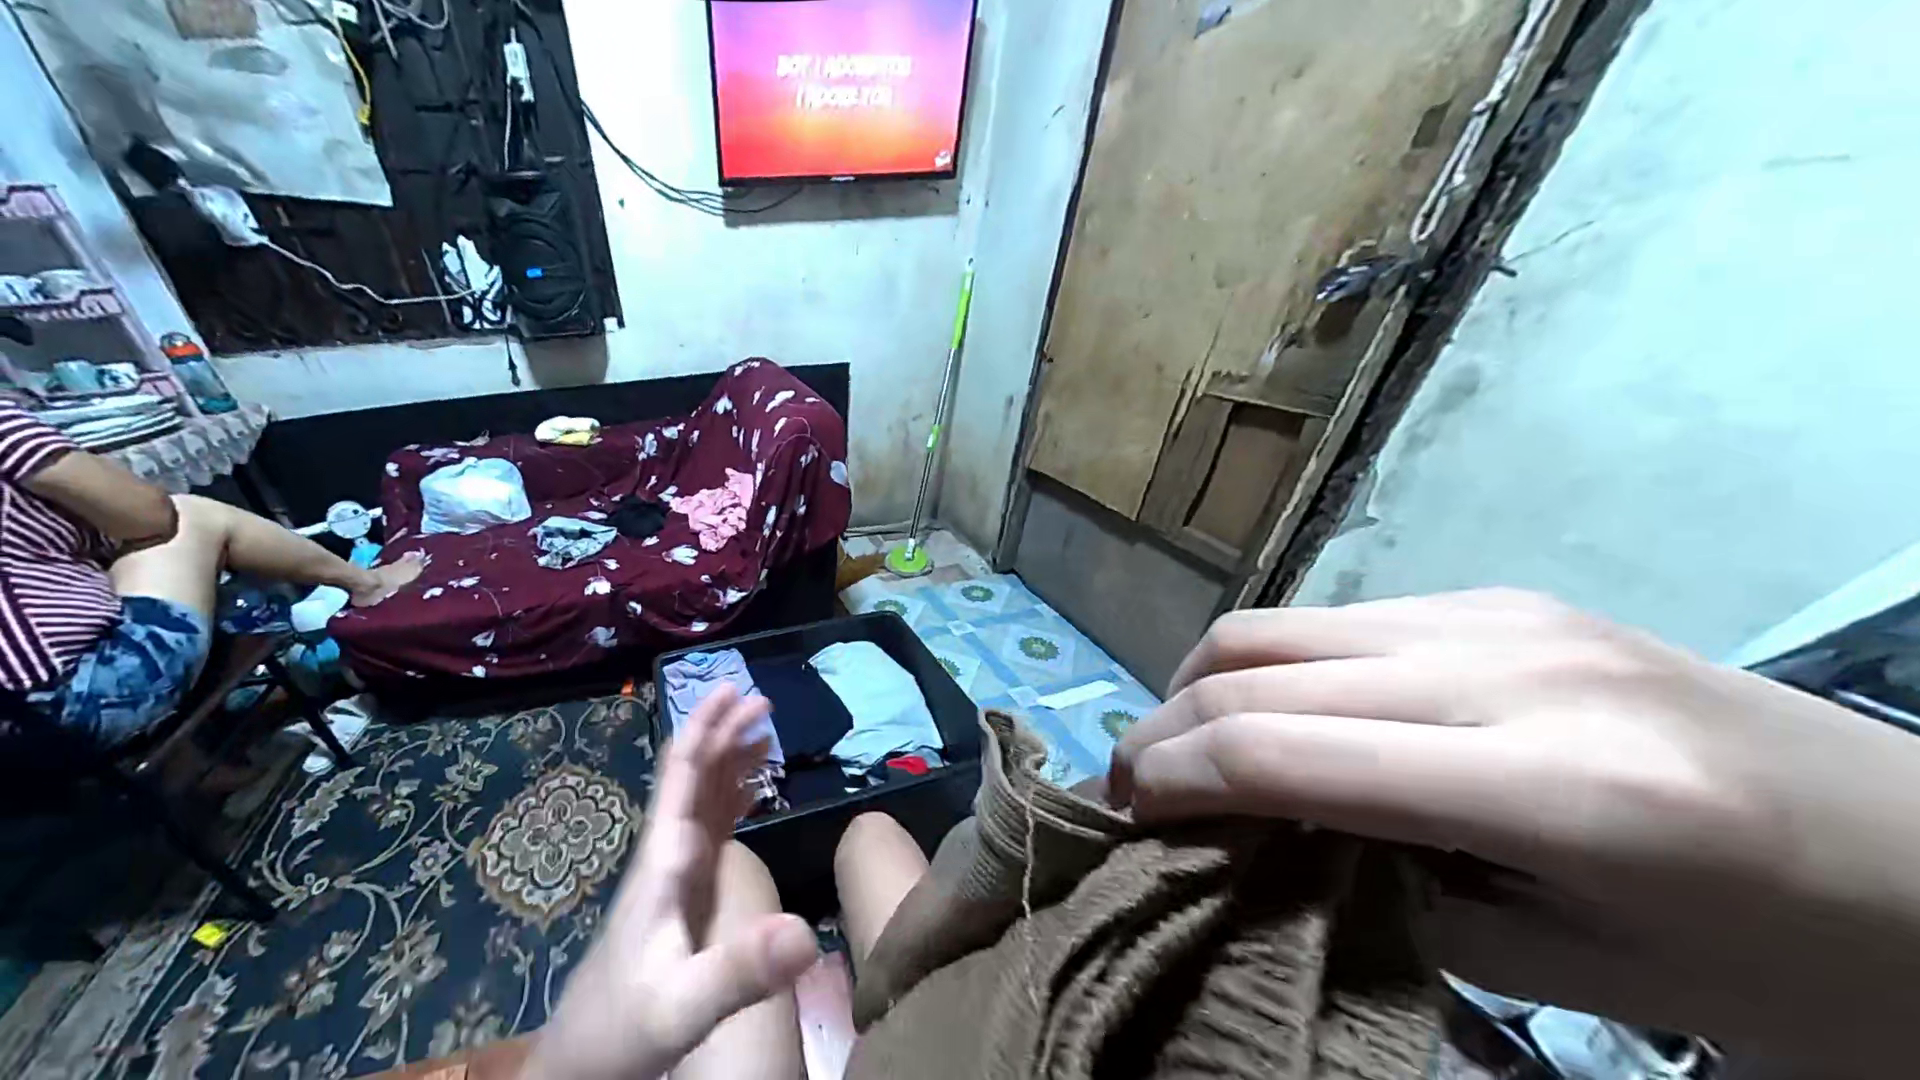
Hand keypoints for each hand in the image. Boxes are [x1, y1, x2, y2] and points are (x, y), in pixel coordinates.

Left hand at [522, 687, 816, 1079]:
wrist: (581, 1069)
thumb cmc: (625, 1029)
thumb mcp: (685, 1006)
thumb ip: (739, 969)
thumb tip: (807, 931)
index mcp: (663, 860)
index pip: (681, 775)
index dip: (704, 726)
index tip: (731, 688)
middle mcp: (667, 853)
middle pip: (694, 774)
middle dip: (724, 732)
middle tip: (763, 699)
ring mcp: (675, 872)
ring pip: (703, 794)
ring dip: (731, 758)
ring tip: (766, 730)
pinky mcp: (685, 890)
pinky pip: (713, 825)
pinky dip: (734, 796)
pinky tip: (754, 787)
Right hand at [1109, 589, 1919, 1074]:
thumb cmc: (1784, 969)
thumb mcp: (1568, 971)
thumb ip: (1380, 887)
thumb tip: (1245, 838)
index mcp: (1556, 783)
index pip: (1282, 752)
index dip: (1175, 778)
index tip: (1123, 814)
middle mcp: (1507, 662)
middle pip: (1254, 665)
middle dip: (1162, 727)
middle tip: (1128, 785)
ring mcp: (1497, 610)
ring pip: (1273, 625)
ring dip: (1199, 685)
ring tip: (1182, 746)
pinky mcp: (1493, 596)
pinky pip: (1328, 623)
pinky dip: (1263, 668)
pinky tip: (1268, 714)